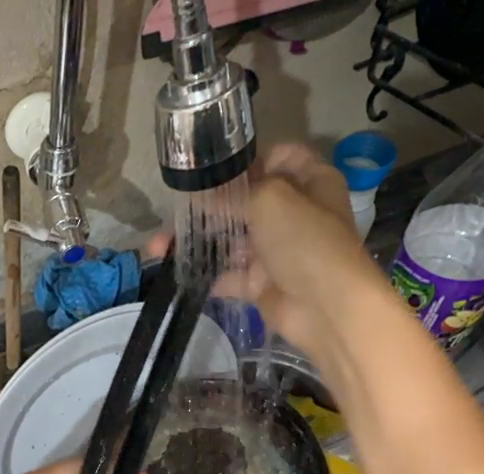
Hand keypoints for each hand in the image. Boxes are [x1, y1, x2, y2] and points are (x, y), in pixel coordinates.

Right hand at [148, 144, 388, 360]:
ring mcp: (276, 250)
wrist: (325, 306)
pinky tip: (178, 273)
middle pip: (245, 202)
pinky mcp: (261, 283)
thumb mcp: (268, 199)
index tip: (210, 169)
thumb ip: (231, 194)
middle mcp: (293, 212)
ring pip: (230, 240)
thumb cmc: (304, 240)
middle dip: (207, 207)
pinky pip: (228, 275)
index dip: (245, 160)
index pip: (277, 157)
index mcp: (309, 181)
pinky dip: (206, 275)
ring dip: (197, 243)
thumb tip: (199, 198)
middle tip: (173, 213)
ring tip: (159, 249)